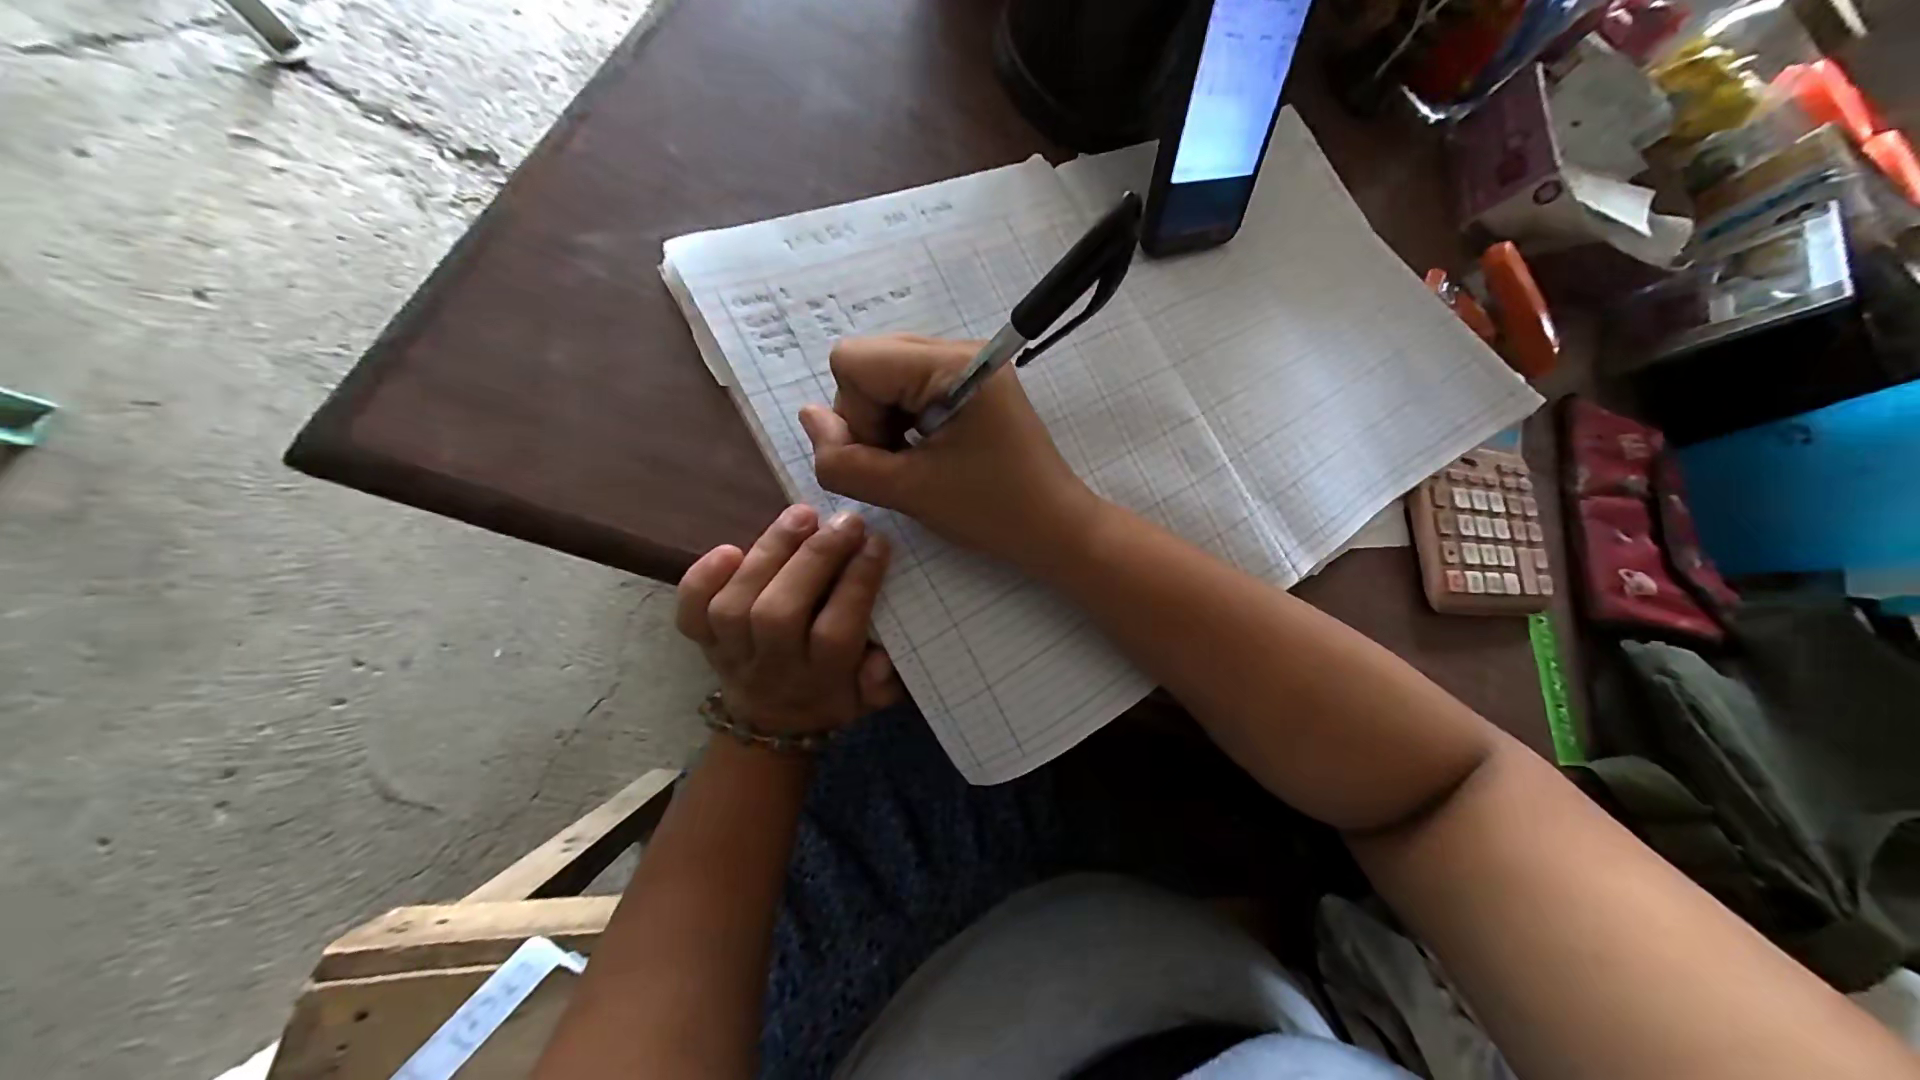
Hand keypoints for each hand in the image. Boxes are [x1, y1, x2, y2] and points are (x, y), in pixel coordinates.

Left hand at [676, 504, 901, 734]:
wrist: (772, 724)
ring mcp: (731, 653)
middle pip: (780, 614)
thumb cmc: (833, 695)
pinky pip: (690, 613)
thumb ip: (881, 684)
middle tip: (844, 520)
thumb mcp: (870, 699)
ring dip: (768, 553)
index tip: (876, 541)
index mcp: (820, 680)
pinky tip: (730, 548)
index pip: (835, 632)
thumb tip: (881, 660)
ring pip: (735, 606)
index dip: (856, 584)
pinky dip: (701, 579)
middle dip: (814, 559)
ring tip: (801, 516)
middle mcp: (772, 667)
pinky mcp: (702, 640)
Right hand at [798, 334, 1099, 568]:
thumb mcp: (907, 491)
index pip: (853, 359)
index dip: (853, 413)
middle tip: (903, 465)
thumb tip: (807, 416)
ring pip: (883, 379)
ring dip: (884, 424)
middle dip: (868, 419)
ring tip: (919, 463)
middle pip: (867, 365)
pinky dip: (903, 424)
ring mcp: (965, 364)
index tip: (886, 456)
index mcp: (949, 363)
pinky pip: (908, 389)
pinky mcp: (969, 384)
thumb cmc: (992, 512)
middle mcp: (957, 349)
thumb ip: (843, 458)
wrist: (1055, 528)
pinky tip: (929, 454)